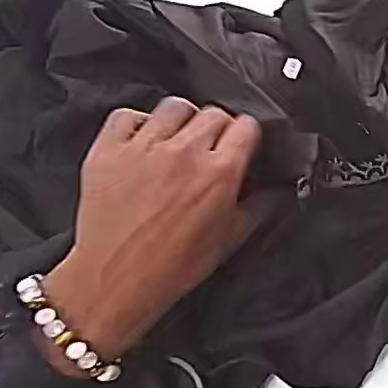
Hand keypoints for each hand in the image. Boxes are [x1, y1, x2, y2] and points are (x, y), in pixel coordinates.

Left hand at [41, 97, 268, 364]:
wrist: (115, 281)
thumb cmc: (171, 267)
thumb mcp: (229, 240)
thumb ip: (260, 208)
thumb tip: (279, 190)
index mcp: (219, 174)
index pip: (246, 126)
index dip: (248, 135)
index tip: (242, 144)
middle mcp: (183, 154)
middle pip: (213, 113)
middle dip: (218, 128)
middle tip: (211, 149)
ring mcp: (144, 148)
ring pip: (174, 106)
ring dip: (182, 120)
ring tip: (178, 142)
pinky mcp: (109, 151)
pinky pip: (127, 114)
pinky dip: (137, 123)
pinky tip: (143, 142)